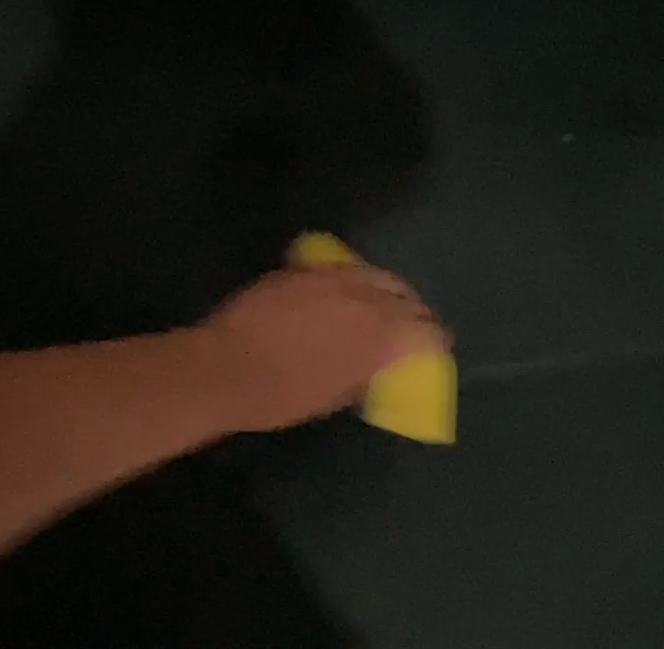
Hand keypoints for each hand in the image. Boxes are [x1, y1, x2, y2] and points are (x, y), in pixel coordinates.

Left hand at [191, 263, 447, 433]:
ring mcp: (331, 277)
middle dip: (413, 310)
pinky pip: (342, 268)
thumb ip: (366, 372)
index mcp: (379, 337)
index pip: (427, 330)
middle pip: (405, 295)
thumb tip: (378, 362)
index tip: (435, 346)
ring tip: (384, 300)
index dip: (435, 339)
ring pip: (375, 273)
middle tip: (412, 324)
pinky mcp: (304, 269)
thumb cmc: (282, 396)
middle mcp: (363, 298)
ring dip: (386, 288)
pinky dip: (353, 279)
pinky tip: (346, 290)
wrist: (228, 366)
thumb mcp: (336, 395)